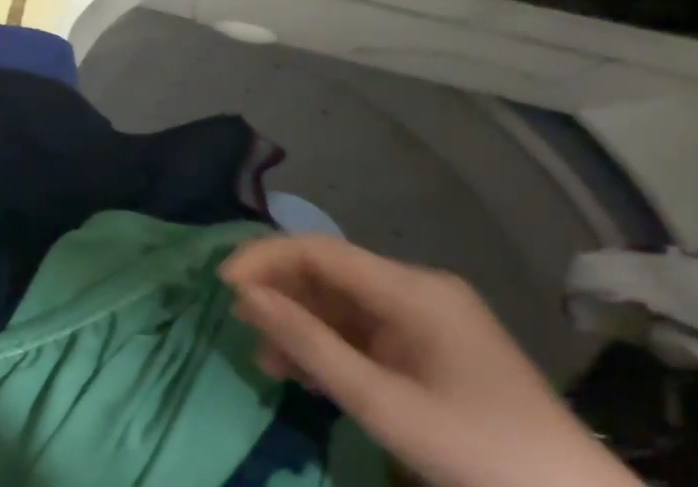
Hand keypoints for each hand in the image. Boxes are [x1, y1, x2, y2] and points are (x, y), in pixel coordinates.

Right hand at [219, 235, 635, 486]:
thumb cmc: (475, 448)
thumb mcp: (380, 400)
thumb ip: (308, 342)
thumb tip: (244, 295)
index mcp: (412, 290)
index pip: (317, 250)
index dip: (263, 259)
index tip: (222, 286)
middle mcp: (417, 290)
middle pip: (327, 274)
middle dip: (279, 298)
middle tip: (245, 332)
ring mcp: (427, 318)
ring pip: (339, 303)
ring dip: (300, 327)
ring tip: (270, 363)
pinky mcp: (430, 346)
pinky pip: (362, 329)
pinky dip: (328, 345)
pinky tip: (306, 373)